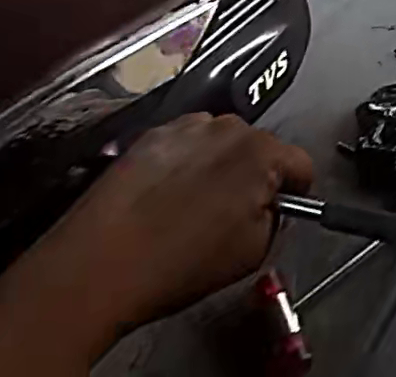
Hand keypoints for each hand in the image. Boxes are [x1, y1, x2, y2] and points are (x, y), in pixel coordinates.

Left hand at [39, 114, 312, 333]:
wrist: (94, 268)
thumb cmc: (172, 264)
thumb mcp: (252, 253)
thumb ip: (277, 219)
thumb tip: (273, 207)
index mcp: (263, 153)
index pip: (301, 162)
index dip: (295, 188)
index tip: (284, 203)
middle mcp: (232, 128)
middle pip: (262, 147)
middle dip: (254, 175)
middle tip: (231, 213)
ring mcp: (190, 127)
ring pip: (224, 142)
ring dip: (220, 165)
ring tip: (193, 206)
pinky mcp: (155, 134)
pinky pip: (187, 142)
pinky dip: (185, 161)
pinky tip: (168, 195)